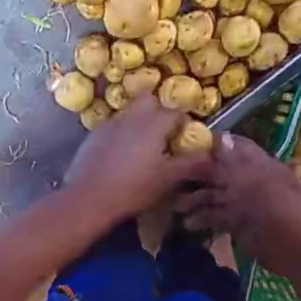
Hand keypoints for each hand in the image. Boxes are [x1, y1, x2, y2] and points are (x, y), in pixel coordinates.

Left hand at [61, 97, 210, 221]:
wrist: (88, 199)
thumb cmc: (133, 189)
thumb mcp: (168, 179)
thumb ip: (192, 164)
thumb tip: (213, 155)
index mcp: (153, 123)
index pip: (175, 112)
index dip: (184, 123)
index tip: (186, 138)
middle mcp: (131, 117)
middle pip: (149, 101)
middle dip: (159, 112)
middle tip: (164, 135)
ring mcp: (109, 125)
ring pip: (130, 113)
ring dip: (140, 122)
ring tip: (144, 147)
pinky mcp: (93, 136)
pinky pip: (113, 127)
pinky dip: (122, 134)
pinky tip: (121, 155)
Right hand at [177, 132, 300, 278]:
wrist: (300, 250)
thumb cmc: (279, 210)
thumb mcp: (254, 181)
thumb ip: (234, 161)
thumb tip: (221, 136)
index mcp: (260, 165)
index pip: (235, 147)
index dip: (214, 144)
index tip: (188, 143)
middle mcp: (251, 181)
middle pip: (221, 172)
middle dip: (197, 174)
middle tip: (171, 177)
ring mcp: (246, 204)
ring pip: (216, 196)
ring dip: (196, 200)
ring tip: (176, 207)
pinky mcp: (241, 226)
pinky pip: (219, 217)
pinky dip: (204, 220)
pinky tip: (189, 224)